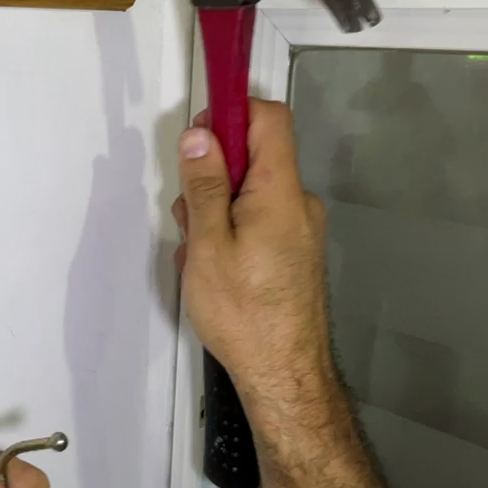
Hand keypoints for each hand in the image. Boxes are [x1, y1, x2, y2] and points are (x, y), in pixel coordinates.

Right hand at [172, 100, 334, 411]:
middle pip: (255, 157)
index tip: (199, 136)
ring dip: (216, 207)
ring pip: (250, 192)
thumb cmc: (243, 311)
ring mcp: (299, 229)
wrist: (284, 376)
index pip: (270, 118)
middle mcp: (298, 203)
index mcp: (281, 192)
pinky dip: (230, 230)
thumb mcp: (208, 244)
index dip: (233, 111)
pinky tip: (213, 268)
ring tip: (197, 252)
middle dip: (213, 173)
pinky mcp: (294, 252)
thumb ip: (204, 185)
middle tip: (188, 215)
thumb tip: (200, 135)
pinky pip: (258, 220)